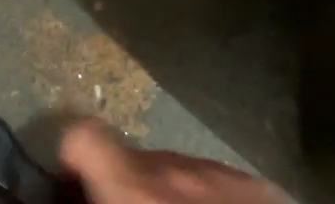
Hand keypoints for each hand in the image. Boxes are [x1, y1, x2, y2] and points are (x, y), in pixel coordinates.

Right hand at [62, 120, 285, 203]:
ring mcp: (220, 175)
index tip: (74, 191)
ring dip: (171, 200)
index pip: (81, 137)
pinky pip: (221, 185)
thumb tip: (80, 199)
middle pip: (132, 162)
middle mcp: (170, 169)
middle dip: (127, 193)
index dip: (72, 159)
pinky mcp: (262, 189)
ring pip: (178, 174)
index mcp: (132, 191)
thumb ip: (107, 200)